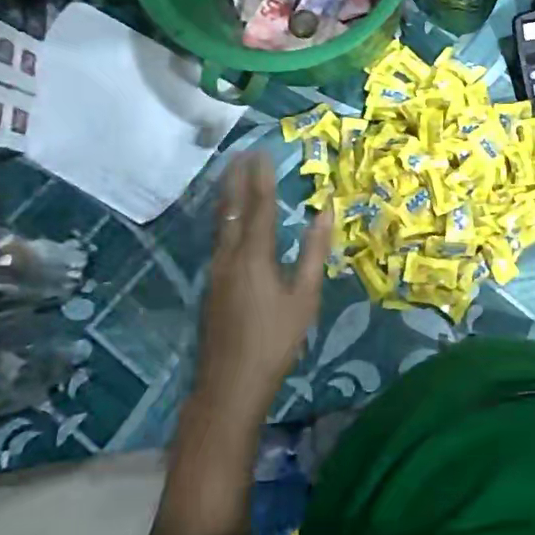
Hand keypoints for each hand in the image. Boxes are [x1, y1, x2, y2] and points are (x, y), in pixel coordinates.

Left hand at [194, 153, 331, 418]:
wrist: (230, 382)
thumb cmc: (275, 341)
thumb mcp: (304, 298)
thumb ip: (312, 253)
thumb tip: (324, 214)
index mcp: (254, 256)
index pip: (259, 206)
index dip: (262, 178)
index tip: (262, 152)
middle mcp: (229, 256)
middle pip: (231, 208)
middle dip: (236, 178)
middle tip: (240, 153)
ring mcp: (214, 271)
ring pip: (219, 223)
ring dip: (226, 196)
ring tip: (230, 175)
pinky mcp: (210, 285)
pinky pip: (217, 239)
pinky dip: (223, 218)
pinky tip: (228, 221)